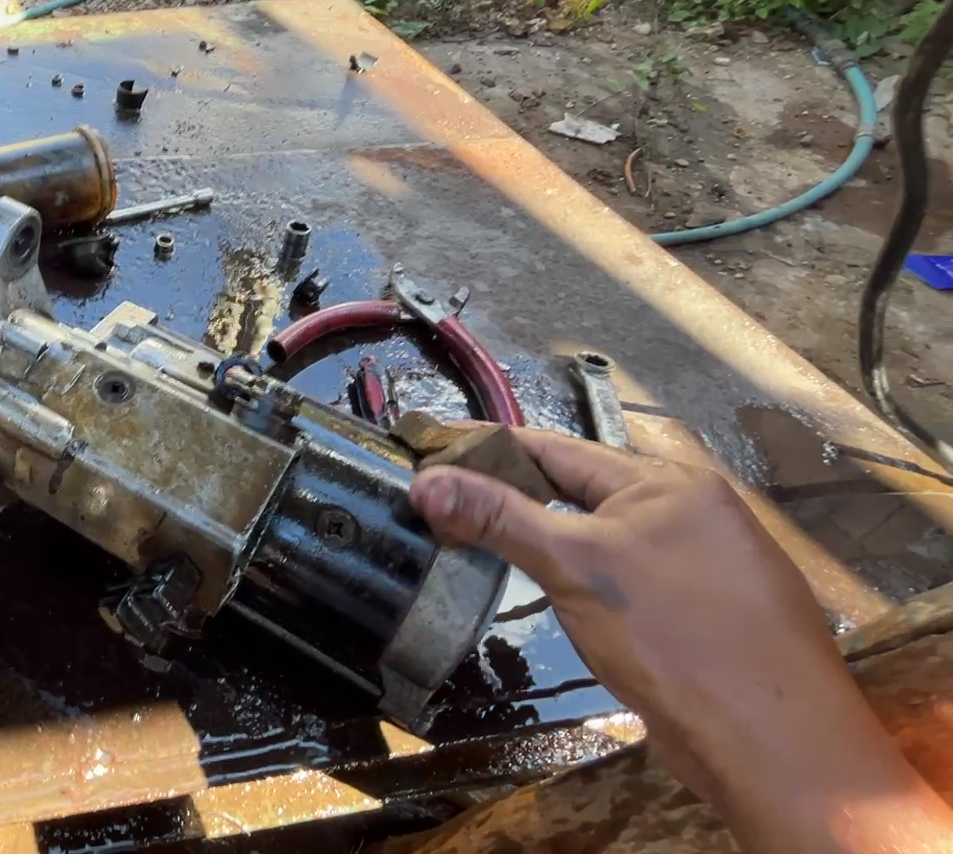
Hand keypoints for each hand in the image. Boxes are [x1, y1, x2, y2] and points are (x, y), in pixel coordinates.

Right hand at [409, 429, 952, 852]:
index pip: (553, 447)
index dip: (483, 443)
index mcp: (666, 483)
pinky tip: (530, 570)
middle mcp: (684, 510)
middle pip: (570, 484)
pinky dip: (561, 559)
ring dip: (529, 524)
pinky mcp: (687, 604)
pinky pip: (608, 562)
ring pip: (587, 525)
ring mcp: (691, 559)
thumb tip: (422, 481)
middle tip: (435, 488)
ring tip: (466, 524)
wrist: (780, 758)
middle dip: (502, 484)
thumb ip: (496, 516)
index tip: (425, 443)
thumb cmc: (676, 640)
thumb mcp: (575, 566)